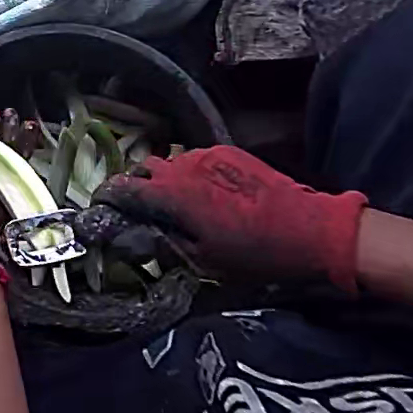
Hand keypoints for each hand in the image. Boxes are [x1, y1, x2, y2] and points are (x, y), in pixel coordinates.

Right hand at [93, 146, 366, 293]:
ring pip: (170, 161)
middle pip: (144, 167)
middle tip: (139, 204)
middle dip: (136, 183)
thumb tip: (138, 236)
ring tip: (173, 198)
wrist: (310, 229)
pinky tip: (204, 191)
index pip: (125, 188)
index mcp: (172, 194)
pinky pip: (195, 159)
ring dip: (164, 178)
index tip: (102, 204)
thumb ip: (166, 244)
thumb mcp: (204, 262)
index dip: (109, 196)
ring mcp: (205, 155)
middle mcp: (182, 167)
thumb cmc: (254, 253)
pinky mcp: (226, 151)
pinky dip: (190, 173)